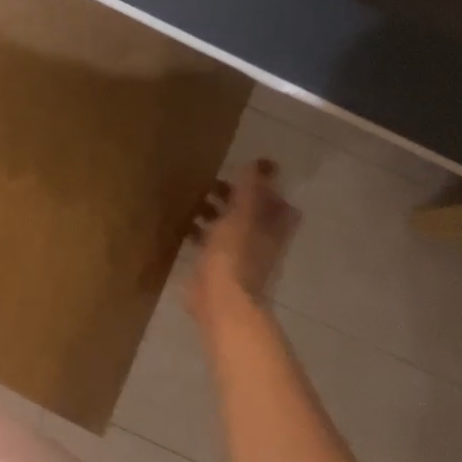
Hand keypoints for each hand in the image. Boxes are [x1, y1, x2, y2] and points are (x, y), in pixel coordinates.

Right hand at [188, 159, 299, 325]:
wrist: (220, 299)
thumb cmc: (234, 255)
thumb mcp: (242, 216)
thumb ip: (250, 190)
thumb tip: (260, 162)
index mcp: (273, 228)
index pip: (278, 202)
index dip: (264, 188)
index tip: (241, 174)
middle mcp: (262, 240)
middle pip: (252, 213)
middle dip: (233, 197)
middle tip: (209, 184)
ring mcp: (241, 255)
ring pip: (231, 226)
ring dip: (215, 213)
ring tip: (192, 201)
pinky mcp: (219, 266)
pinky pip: (211, 242)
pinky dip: (201, 232)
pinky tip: (183, 226)